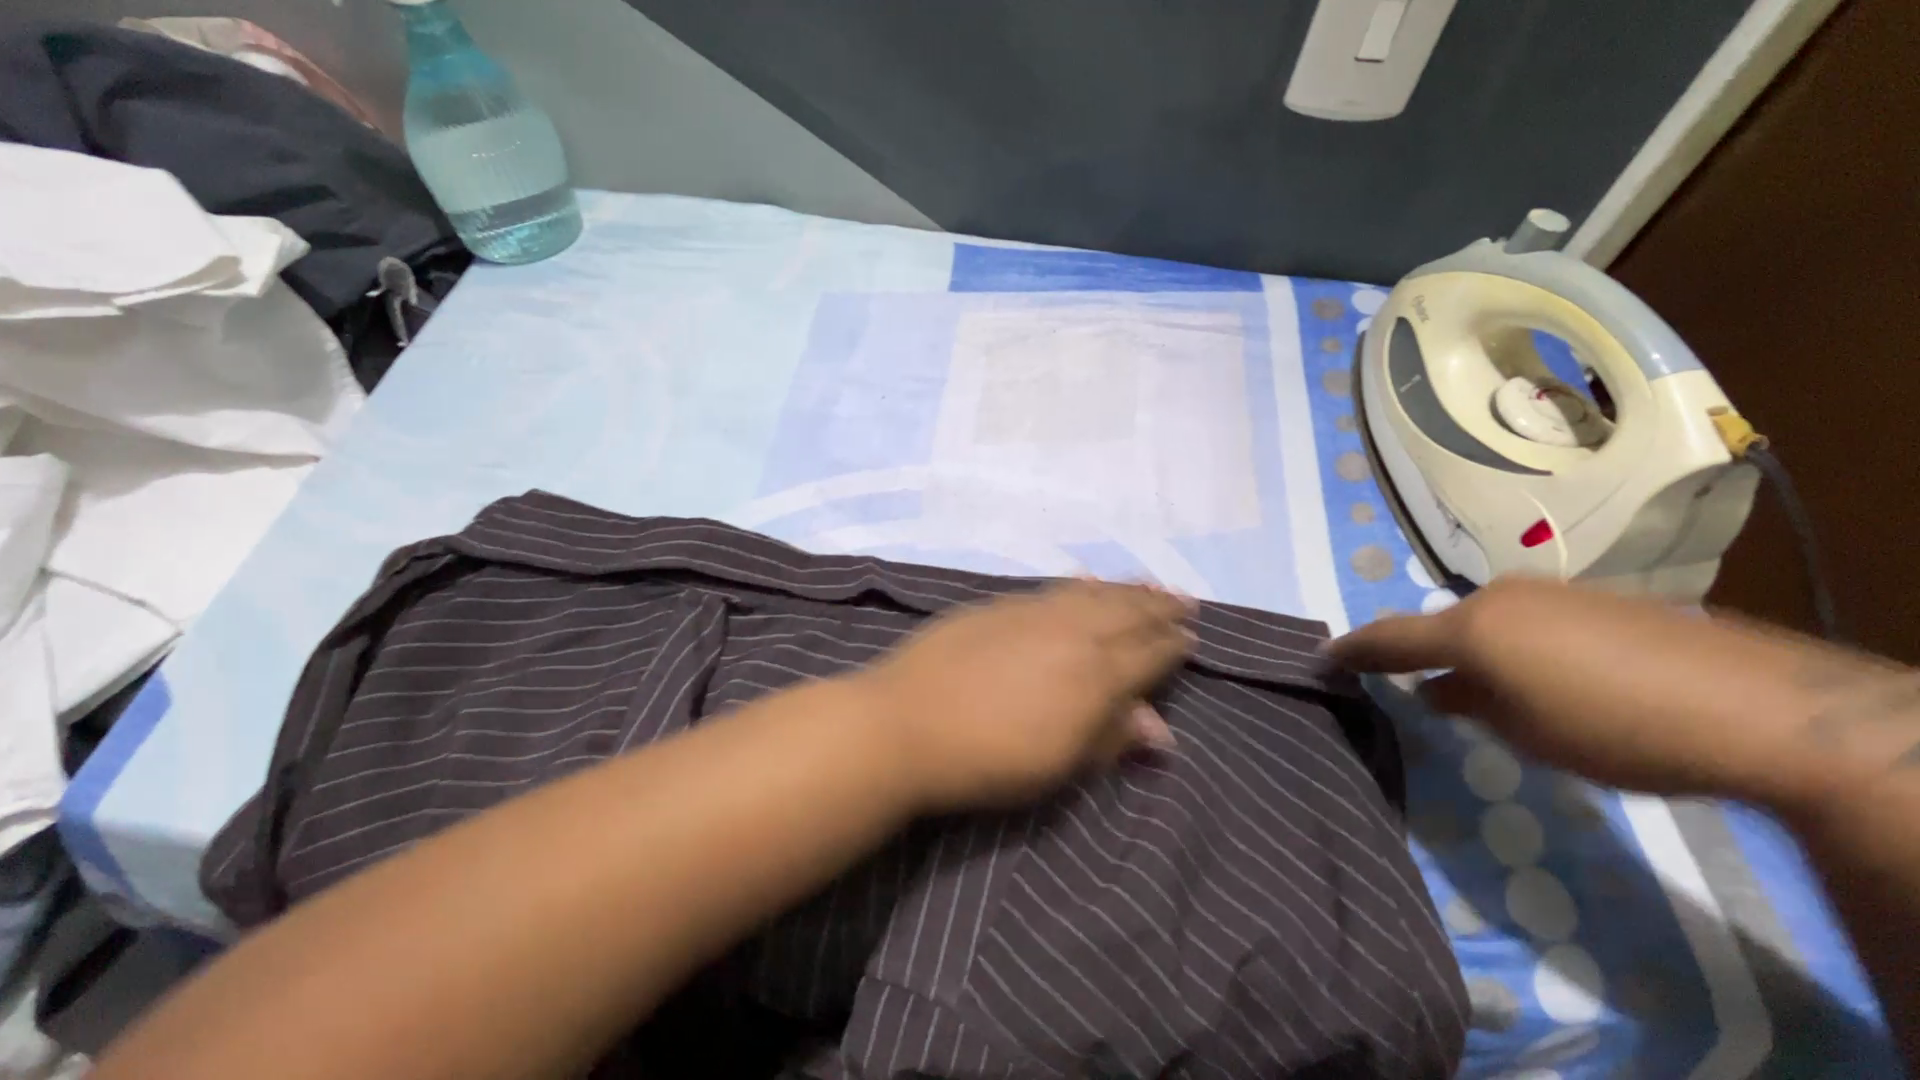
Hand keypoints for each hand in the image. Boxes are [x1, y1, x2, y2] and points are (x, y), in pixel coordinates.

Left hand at [855, 580, 1194, 812]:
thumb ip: (1110, 739)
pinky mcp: (998, 605)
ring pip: (1093, 593)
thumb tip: (1161, 730)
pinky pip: (1054, 588)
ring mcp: (1033, 612)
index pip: (1149, 653)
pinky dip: (1080, 586)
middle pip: (1128, 613)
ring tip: (1148, 585)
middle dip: (1160, 607)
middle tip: (1184, 601)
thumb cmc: (988, 761)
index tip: (1192, 638)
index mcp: (1096, 675)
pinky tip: (1084, 582)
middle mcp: (1073, 633)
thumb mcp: (1060, 765)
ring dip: (1126, 589)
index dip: (1174, 646)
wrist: (905, 724)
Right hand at [1326, 577, 1902, 807]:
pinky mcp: (1592, 600)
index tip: (1322, 657)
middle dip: (1414, 653)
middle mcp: (1500, 598)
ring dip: (1466, 650)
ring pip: (1485, 621)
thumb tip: (1440, 691)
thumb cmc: (1612, 730)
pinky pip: (1525, 621)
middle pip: (1439, 626)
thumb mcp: (1526, 734)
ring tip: (1462, 684)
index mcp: (1471, 629)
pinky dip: (1509, 645)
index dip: (1353, 650)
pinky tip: (1529, 674)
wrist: (1751, 706)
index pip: (1389, 637)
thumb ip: (1470, 704)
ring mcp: (1549, 593)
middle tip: (1395, 681)